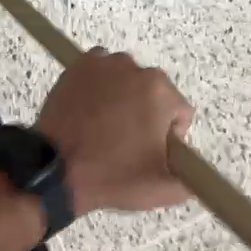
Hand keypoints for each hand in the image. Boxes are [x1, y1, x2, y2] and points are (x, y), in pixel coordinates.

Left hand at [34, 48, 194, 214]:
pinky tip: (92, 108)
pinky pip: (100, 72)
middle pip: (153, 92)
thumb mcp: (167, 187)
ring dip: (123, 97)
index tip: (152, 151)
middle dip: (147, 113)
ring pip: (126, 80)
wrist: (58, 167)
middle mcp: (131, 67)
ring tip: (107, 126)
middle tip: (128, 140)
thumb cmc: (114, 175)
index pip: (180, 111)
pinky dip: (100, 85)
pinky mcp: (76, 65)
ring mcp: (101, 63)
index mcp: (159, 90)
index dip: (170, 135)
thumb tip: (189, 165)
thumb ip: (191, 175)